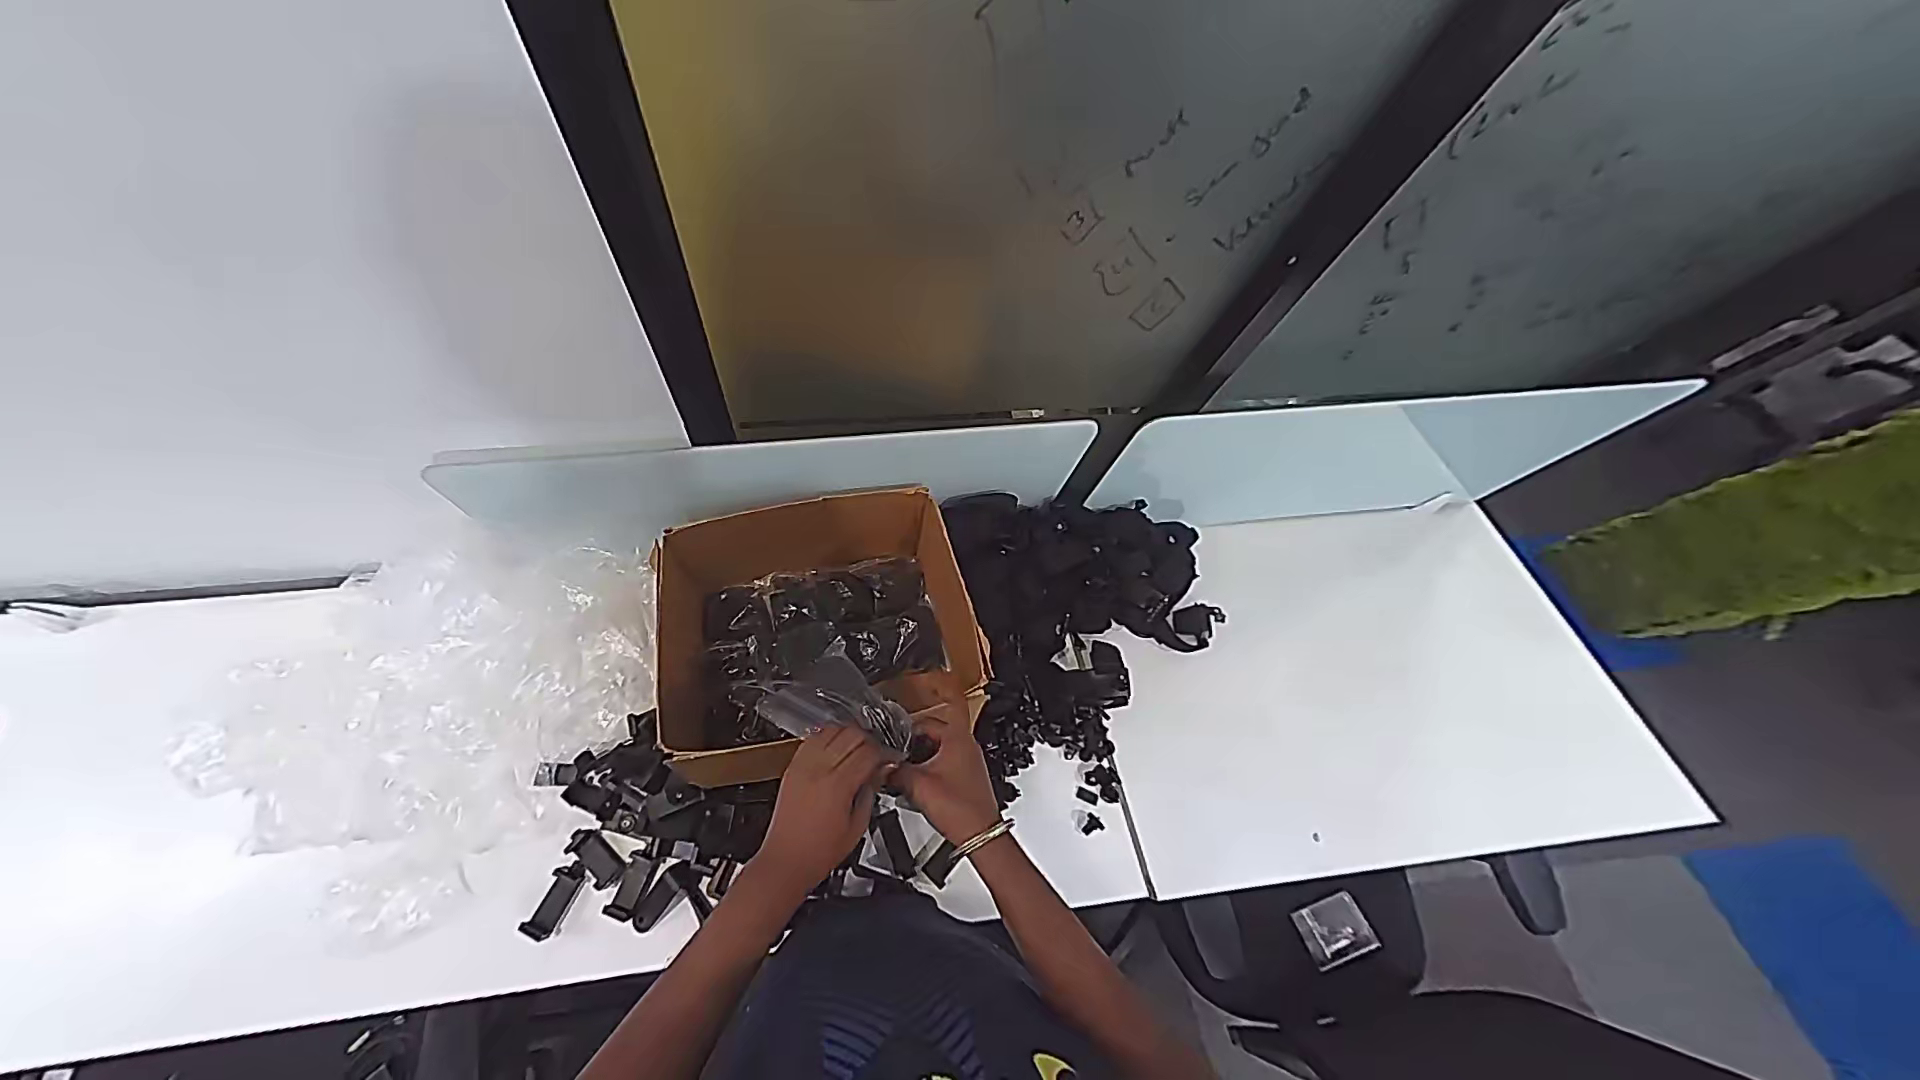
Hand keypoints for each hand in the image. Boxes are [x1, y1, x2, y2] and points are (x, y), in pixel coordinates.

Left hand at [750, 727, 890, 895]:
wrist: (785, 861)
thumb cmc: (817, 852)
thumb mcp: (857, 826)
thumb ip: (870, 792)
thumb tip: (880, 771)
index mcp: (838, 784)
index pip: (868, 751)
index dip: (884, 752)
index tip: (889, 759)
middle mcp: (819, 769)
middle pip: (852, 733)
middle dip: (870, 740)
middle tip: (877, 753)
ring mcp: (803, 765)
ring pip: (832, 729)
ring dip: (849, 734)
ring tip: (858, 748)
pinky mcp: (793, 767)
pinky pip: (813, 738)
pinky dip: (828, 737)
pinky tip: (836, 748)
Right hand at [895, 712, 1003, 844]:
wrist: (978, 834)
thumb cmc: (959, 809)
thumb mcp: (917, 785)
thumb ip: (896, 771)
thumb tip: (883, 767)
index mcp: (957, 737)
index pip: (925, 722)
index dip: (905, 733)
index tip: (892, 743)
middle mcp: (967, 745)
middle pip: (931, 737)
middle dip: (912, 749)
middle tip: (897, 761)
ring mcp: (969, 761)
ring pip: (938, 752)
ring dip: (921, 762)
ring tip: (906, 776)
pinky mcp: (969, 776)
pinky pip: (946, 766)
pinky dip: (932, 772)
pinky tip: (921, 787)